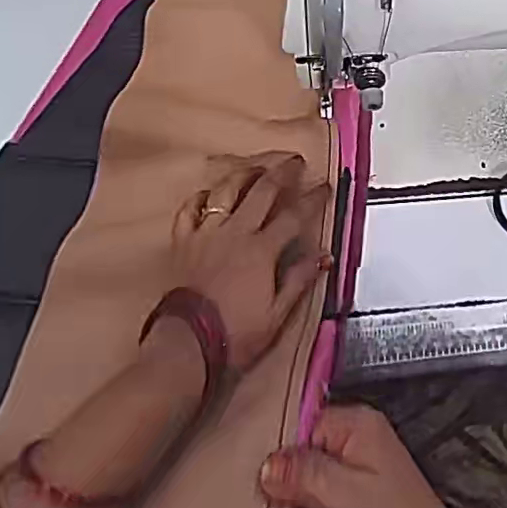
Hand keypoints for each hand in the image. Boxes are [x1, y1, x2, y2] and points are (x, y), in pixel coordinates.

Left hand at [172, 154, 331, 369]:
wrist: (187, 345)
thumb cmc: (235, 334)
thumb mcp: (276, 315)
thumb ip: (299, 280)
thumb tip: (323, 256)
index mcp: (262, 250)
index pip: (293, 216)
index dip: (312, 198)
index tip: (323, 186)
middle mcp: (235, 232)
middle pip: (262, 191)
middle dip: (281, 172)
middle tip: (293, 162)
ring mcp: (206, 233)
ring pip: (226, 190)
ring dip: (244, 174)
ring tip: (255, 168)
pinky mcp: (183, 241)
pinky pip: (189, 209)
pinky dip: (200, 197)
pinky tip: (208, 193)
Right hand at [260, 405, 475, 507]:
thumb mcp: (347, 494)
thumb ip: (307, 472)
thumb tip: (267, 463)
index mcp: (359, 421)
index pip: (305, 419)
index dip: (283, 446)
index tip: (261, 471)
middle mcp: (359, 435)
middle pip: (307, 442)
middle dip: (287, 468)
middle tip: (268, 492)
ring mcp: (359, 463)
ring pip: (312, 467)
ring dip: (296, 487)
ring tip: (279, 502)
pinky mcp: (358, 491)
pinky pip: (322, 486)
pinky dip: (308, 499)